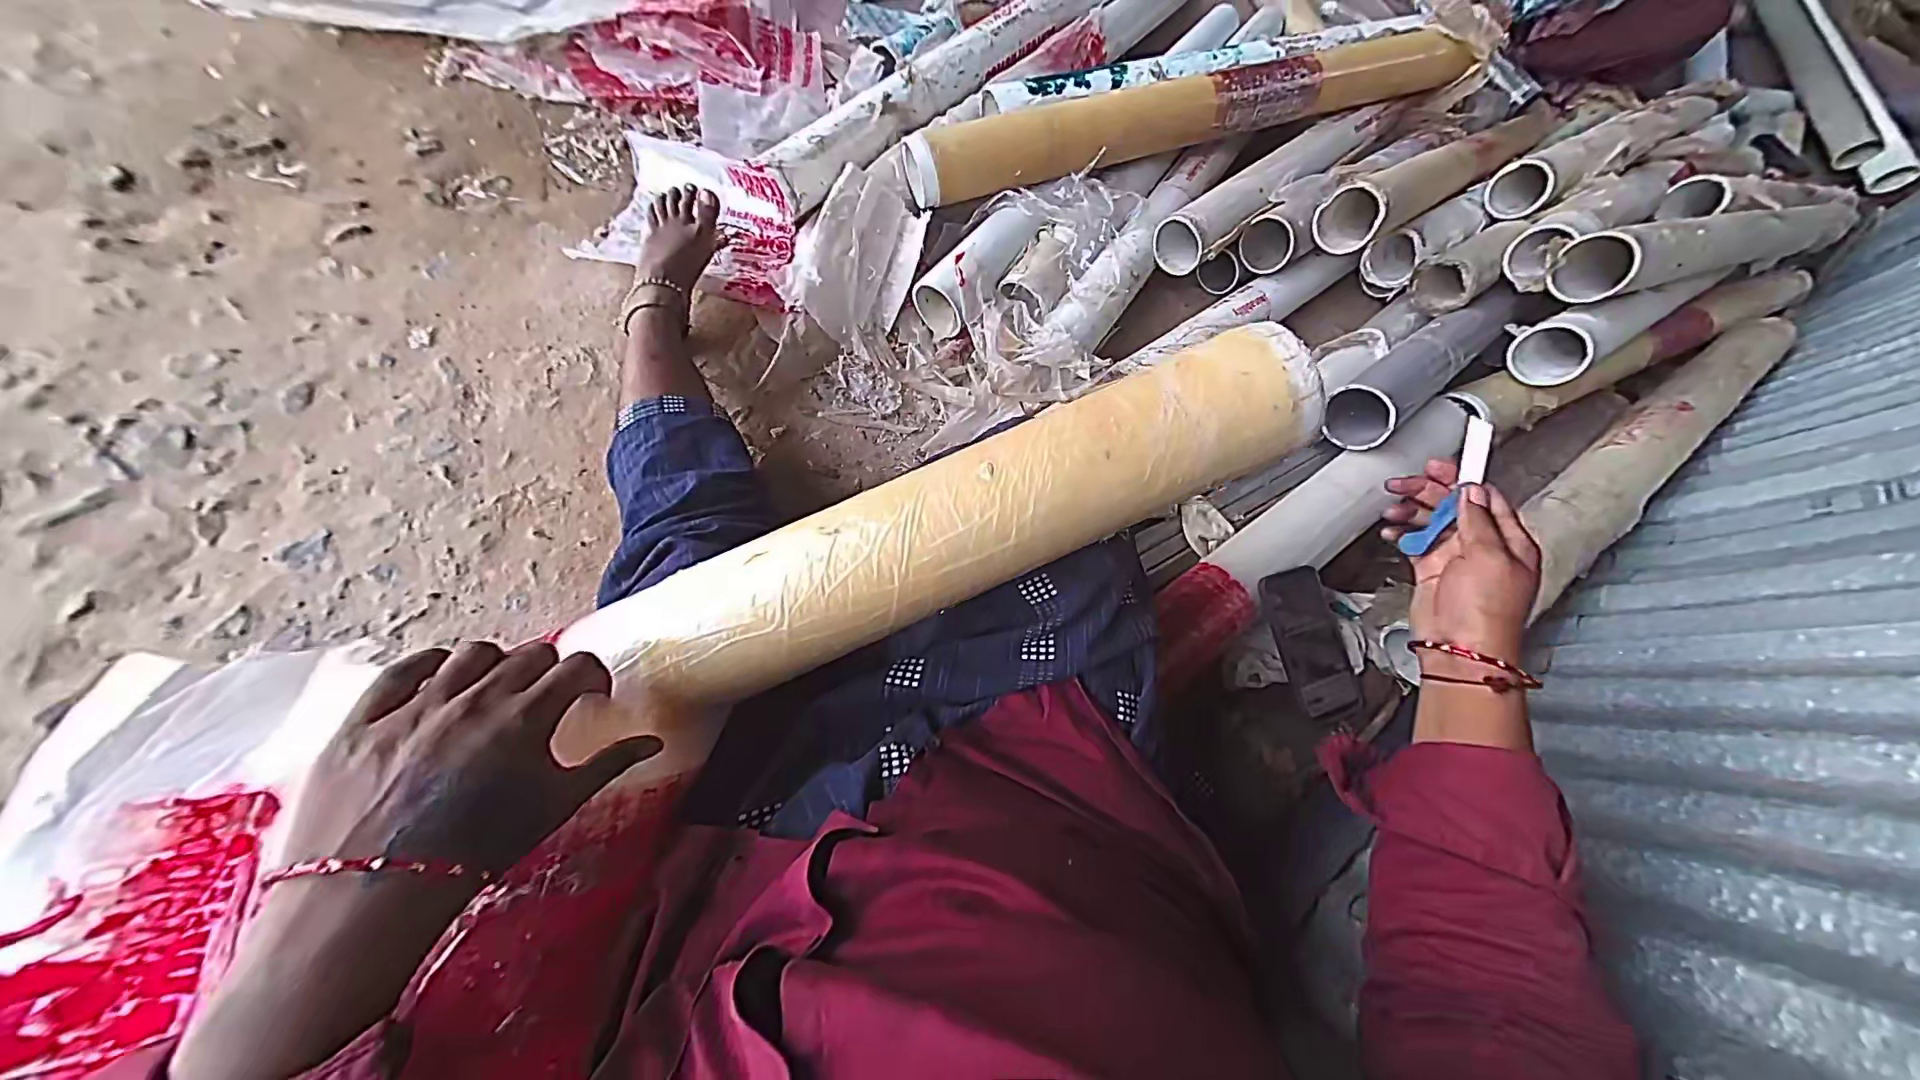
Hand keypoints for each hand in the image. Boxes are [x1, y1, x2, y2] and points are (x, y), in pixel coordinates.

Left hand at [284, 640, 661, 876]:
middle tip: (546, 697)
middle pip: (531, 652)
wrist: (376, 895)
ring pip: (472, 652)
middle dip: (550, 670)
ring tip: (494, 689)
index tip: (591, 696)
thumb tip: (653, 742)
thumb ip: (609, 763)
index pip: (577, 665)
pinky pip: (403, 668)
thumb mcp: (556, 804)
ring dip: (496, 664)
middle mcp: (475, 699)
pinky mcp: (366, 719)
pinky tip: (440, 680)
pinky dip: (430, 665)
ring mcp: (417, 705)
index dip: (593, 676)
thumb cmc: (480, 850)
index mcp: (526, 717)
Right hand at [1381, 459, 1540, 664]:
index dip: (1464, 479)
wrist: (1458, 646)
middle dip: (1429, 491)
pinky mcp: (1431, 570)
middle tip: (1405, 482)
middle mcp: (1482, 546)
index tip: (1444, 465)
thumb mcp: (1489, 556)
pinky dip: (1402, 533)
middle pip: (1454, 507)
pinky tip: (1393, 530)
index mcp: (1508, 540)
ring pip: (1430, 522)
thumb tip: (1471, 493)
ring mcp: (1455, 558)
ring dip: (1411, 512)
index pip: (1485, 498)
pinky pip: (1414, 542)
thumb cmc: (1486, 611)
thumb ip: (1477, 521)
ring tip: (1393, 508)